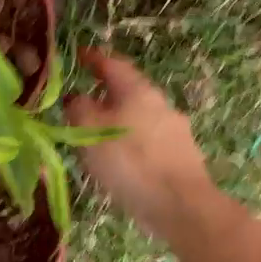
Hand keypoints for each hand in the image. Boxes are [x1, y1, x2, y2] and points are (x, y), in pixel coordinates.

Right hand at [63, 48, 214, 239]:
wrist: (182, 207)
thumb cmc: (129, 161)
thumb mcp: (88, 130)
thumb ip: (78, 107)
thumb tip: (77, 98)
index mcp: (138, 91)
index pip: (113, 64)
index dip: (93, 58)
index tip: (78, 54)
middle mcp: (161, 105)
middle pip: (128, 92)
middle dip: (104, 95)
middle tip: (81, 103)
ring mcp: (176, 131)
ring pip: (139, 117)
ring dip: (117, 121)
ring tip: (96, 137)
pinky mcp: (182, 157)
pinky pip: (149, 141)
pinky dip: (131, 143)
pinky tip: (120, 161)